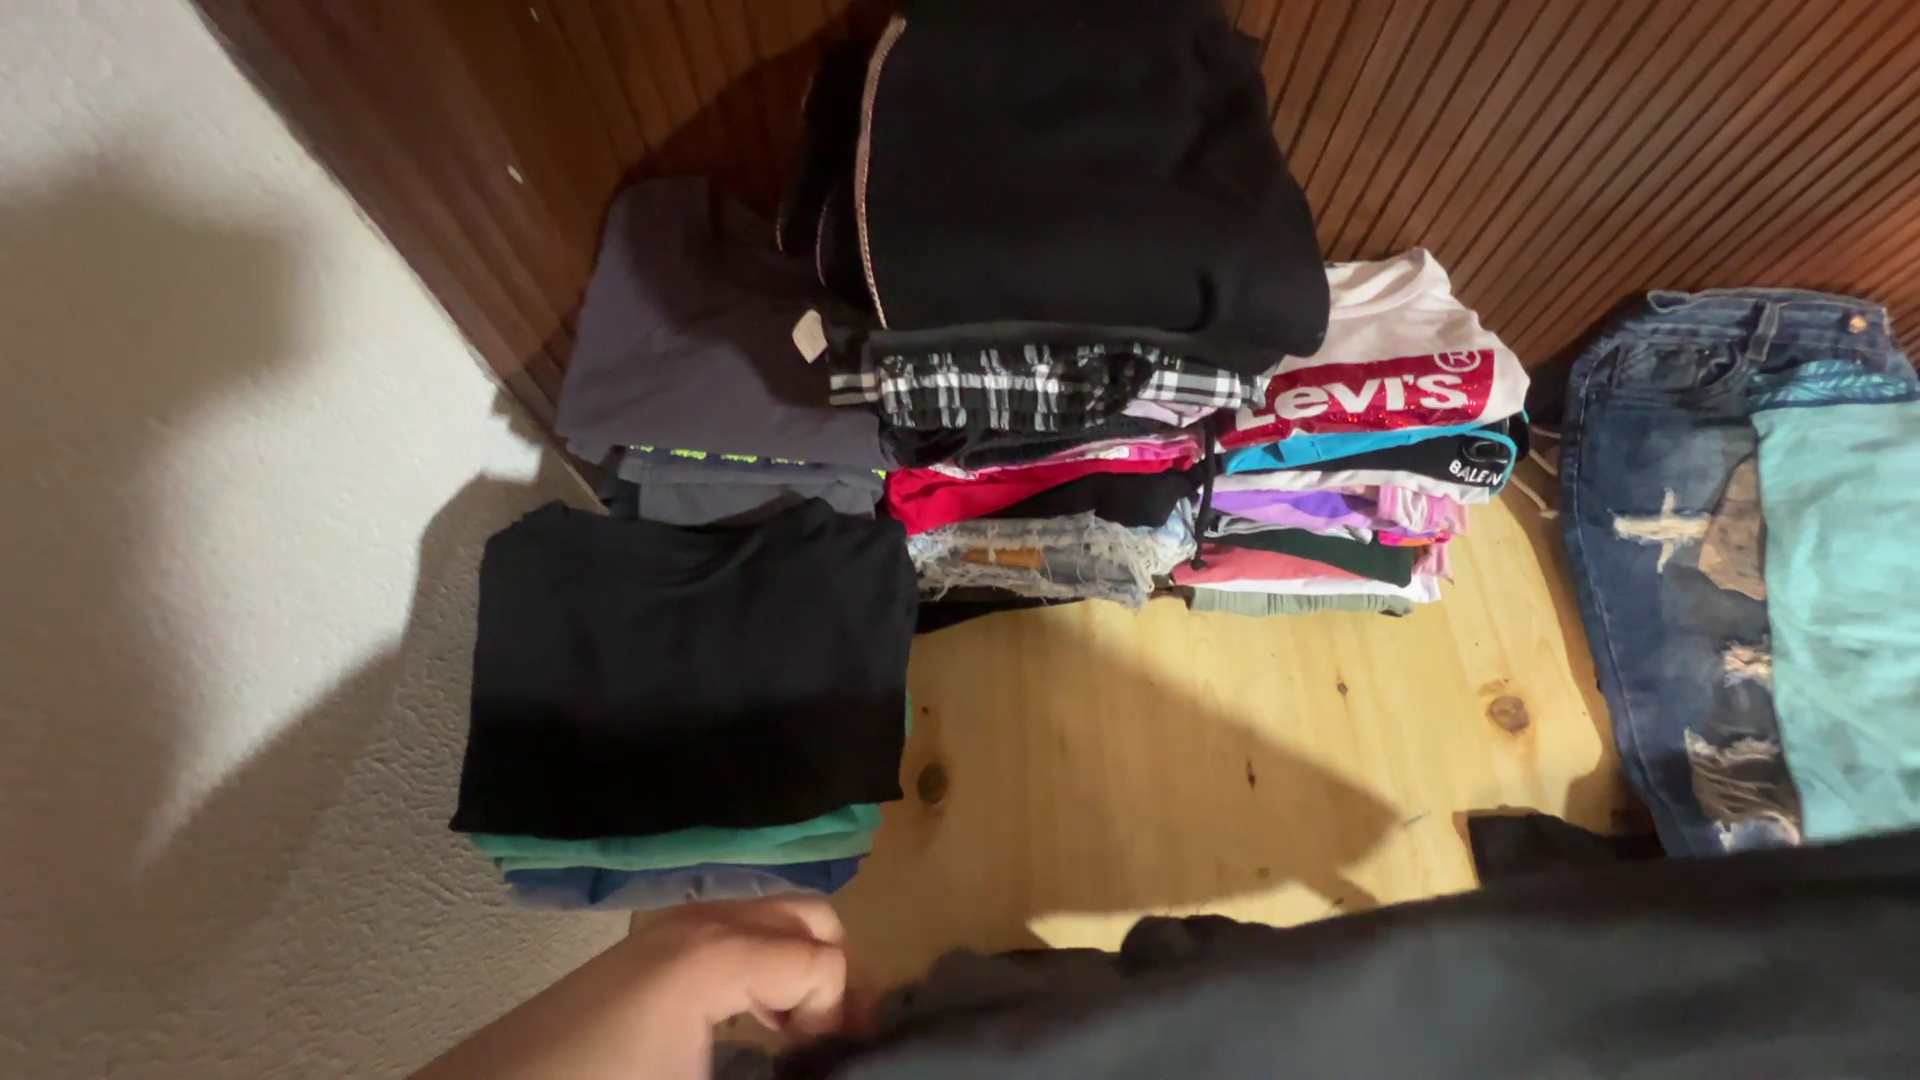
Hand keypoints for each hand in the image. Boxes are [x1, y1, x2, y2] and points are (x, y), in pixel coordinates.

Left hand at [412, 895, 850, 1079]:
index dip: (838, 1015)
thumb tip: (826, 1066)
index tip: (822, 1064)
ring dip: (801, 964)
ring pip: (777, 916)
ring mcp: (678, 926)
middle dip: (834, 972)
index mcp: (718, 956)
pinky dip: (766, 961)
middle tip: (830, 1039)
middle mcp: (707, 921)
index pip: (822, 961)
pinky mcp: (656, 944)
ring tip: (796, 1033)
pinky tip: (752, 1017)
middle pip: (810, 915)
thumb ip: (772, 1072)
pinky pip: (740, 929)